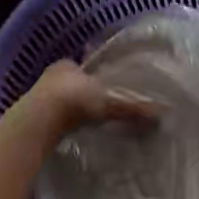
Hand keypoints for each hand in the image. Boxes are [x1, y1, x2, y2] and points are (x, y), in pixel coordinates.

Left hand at [20, 61, 161, 135]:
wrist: (40, 121)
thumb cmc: (74, 100)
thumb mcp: (109, 100)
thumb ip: (133, 105)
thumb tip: (162, 110)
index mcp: (67, 64)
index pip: (86, 67)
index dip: (100, 76)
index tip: (112, 87)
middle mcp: (52, 77)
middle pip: (75, 85)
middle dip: (88, 94)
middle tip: (107, 106)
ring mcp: (40, 98)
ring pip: (64, 102)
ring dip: (77, 111)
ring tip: (96, 123)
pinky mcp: (36, 119)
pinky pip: (57, 119)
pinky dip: (68, 125)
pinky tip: (78, 134)